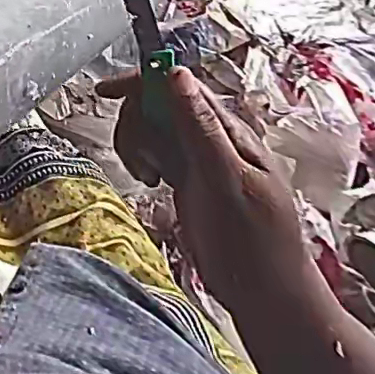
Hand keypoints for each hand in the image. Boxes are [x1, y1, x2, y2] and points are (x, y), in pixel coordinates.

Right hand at [98, 68, 318, 313]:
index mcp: (228, 130)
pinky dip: (140, 160)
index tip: (105, 92)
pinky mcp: (186, 176)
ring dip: (135, 145)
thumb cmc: (256, 244)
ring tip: (147, 175)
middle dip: (136, 124)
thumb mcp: (226, 181)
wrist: (269, 300)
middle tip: (141, 158)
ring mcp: (198, 157)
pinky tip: (149, 181)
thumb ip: (200, 127)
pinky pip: (152, 150)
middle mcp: (211, 136)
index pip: (177, 84)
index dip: (140, 82)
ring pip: (149, 127)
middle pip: (154, 104)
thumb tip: (175, 73)